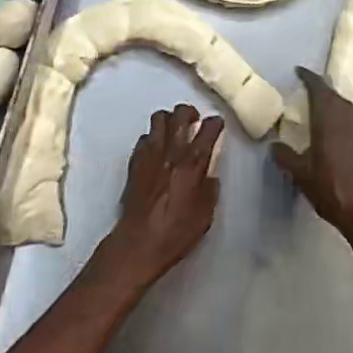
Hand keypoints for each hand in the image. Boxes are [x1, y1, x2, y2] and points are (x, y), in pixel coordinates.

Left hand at [106, 104, 223, 285]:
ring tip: (174, 128)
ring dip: (169, 119)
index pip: (207, 130)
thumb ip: (209, 188)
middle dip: (189, 112)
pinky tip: (157, 149)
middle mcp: (171, 151)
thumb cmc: (177, 231)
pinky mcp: (135, 160)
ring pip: (158, 119)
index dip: (214, 123)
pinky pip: (145, 137)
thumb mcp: (205, 214)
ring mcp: (150, 153)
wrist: (140, 240)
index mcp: (192, 163)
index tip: (217, 123)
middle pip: (179, 114)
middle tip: (194, 119)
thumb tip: (209, 175)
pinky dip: (153, 138)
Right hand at [271, 67, 352, 242]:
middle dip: (322, 89)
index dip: (309, 78)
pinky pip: (352, 123)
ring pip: (346, 109)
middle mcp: (347, 122)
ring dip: (333, 103)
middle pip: (335, 97)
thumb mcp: (300, 174)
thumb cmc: (331, 189)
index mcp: (328, 122)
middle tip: (308, 87)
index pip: (319, 90)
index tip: (299, 71)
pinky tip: (334, 131)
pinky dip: (341, 118)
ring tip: (320, 106)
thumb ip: (285, 156)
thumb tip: (274, 144)